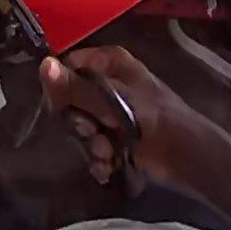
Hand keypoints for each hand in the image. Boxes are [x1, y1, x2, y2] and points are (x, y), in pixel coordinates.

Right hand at [40, 45, 229, 187]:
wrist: (187, 157)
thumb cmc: (153, 117)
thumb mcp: (111, 99)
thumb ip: (75, 86)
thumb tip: (43, 65)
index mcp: (109, 62)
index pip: (68, 67)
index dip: (61, 87)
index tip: (62, 105)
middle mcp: (108, 82)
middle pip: (72, 100)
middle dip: (79, 123)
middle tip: (91, 132)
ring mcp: (112, 110)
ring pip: (81, 125)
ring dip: (90, 144)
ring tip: (106, 154)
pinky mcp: (116, 136)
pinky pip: (93, 144)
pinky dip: (99, 158)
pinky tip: (108, 167)